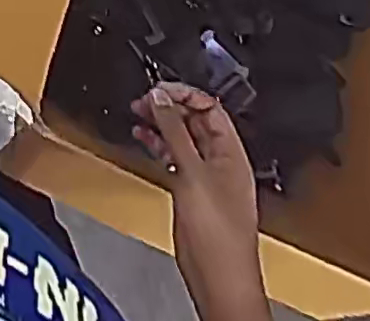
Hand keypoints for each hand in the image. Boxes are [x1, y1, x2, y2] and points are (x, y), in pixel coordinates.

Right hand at [132, 83, 267, 320]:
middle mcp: (219, 160)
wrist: (218, 280)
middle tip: (144, 99)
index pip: (209, 107)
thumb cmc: (218, 234)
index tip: (159, 90)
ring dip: (161, 122)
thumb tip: (161, 97)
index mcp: (231, 152)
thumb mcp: (193, 173)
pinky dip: (158, 143)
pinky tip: (143, 135)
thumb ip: (175, 132)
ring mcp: (204, 175)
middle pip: (194, 119)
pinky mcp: (189, 189)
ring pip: (181, 136)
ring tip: (139, 111)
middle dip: (169, 105)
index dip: (184, 94)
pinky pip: (173, 155)